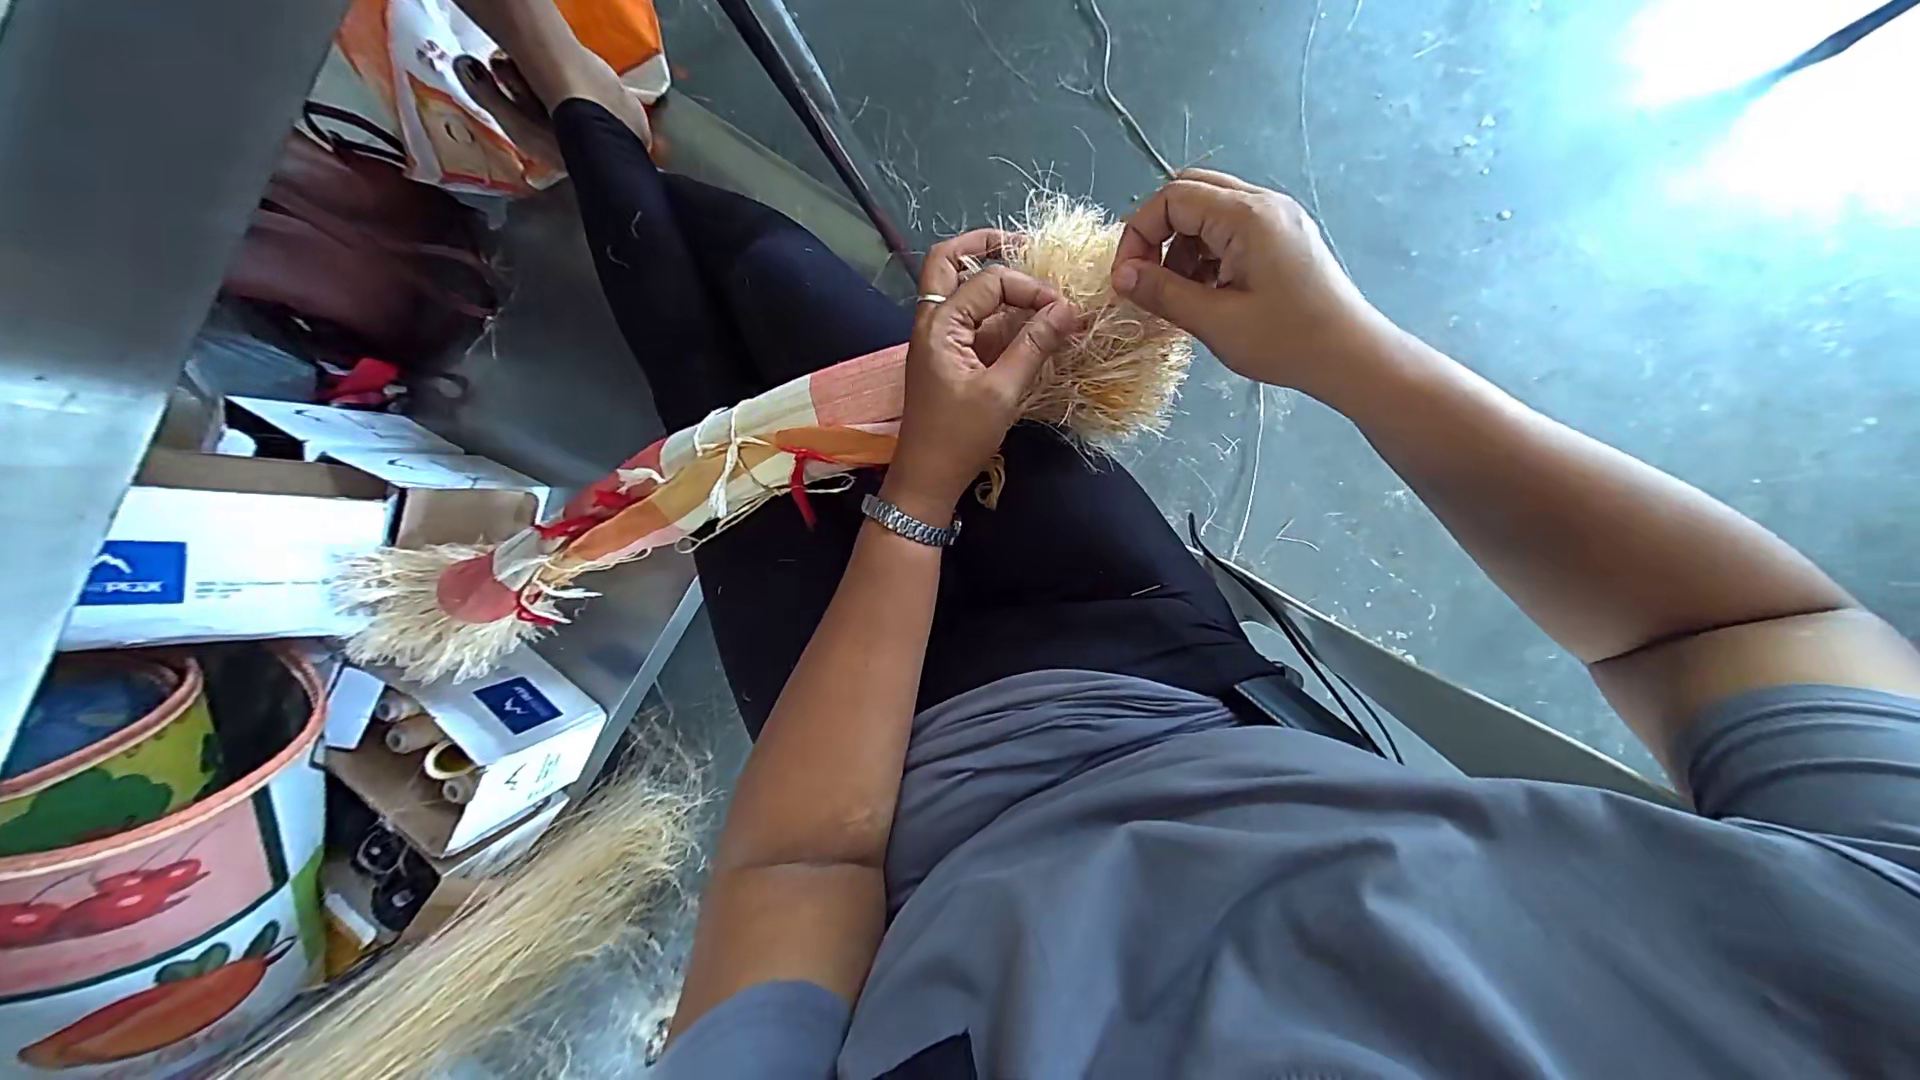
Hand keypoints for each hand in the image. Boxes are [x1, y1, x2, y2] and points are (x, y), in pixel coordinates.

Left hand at [884, 230, 1077, 523]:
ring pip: (961, 292)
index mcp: (939, 326)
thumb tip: (1069, 310)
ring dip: (997, 287)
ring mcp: (938, 341)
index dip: (1029, 288)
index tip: (1062, 310)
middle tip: (1023, 245)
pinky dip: (998, 319)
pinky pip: (972, 324)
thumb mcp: (1002, 392)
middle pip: (949, 263)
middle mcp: (932, 323)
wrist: (927, 478)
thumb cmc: (959, 438)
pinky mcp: (948, 359)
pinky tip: (1030, 327)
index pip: (988, 281)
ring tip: (1039, 294)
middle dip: (984, 246)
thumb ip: (1034, 346)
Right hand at [1110, 169, 1397, 397]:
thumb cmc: (1285, 341)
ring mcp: (1275, 219)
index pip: (1173, 198)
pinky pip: (1228, 231)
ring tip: (1177, 294)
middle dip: (1157, 234)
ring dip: (1179, 248)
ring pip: (1207, 213)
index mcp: (1247, 217)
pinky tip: (1204, 293)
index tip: (1126, 278)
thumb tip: (1120, 276)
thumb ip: (1163, 293)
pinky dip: (1203, 256)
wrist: (1348, 355)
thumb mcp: (1214, 321)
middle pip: (1189, 194)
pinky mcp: (1280, 238)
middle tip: (1145, 279)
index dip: (1139, 234)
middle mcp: (1263, 205)